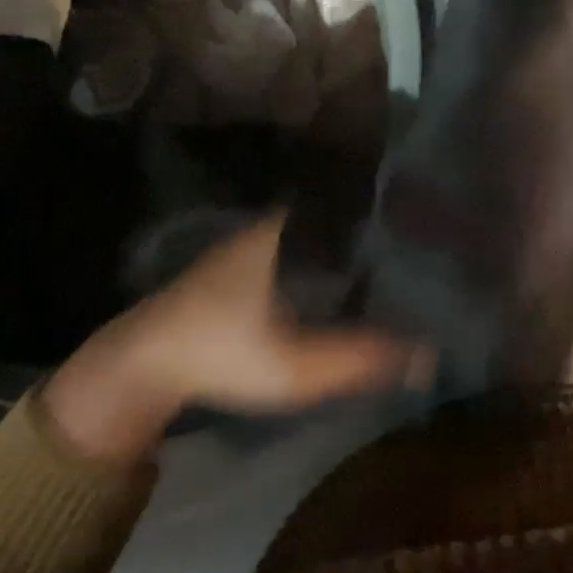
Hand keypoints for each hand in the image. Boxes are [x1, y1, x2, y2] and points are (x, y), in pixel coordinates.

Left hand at [43, 218, 431, 464]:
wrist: (144, 361)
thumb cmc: (221, 352)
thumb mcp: (296, 365)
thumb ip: (361, 359)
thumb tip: (428, 355)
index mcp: (285, 232)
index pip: (350, 206)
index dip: (388, 215)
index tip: (428, 225)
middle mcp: (269, 227)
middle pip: (335, 223)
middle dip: (372, 238)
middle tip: (420, 255)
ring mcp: (250, 245)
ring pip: (315, 239)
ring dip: (347, 253)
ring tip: (393, 271)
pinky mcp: (239, 269)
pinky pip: (296, 256)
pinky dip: (322, 267)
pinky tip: (341, 290)